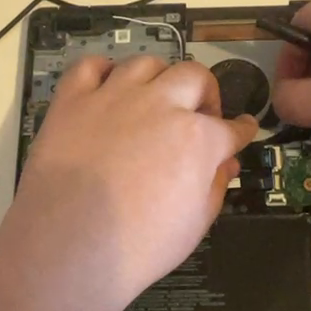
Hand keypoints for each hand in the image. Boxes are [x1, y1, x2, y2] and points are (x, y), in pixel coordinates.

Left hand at [0, 56, 257, 310]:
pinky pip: (90, 66)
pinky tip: (106, 87)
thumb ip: (214, 186)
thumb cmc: (139, 246)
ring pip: (145, 63)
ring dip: (158, 78)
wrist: (69, 247)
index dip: (240, 130)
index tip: (241, 130)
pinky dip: (102, 71)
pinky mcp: (72, 101)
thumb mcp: (194, 225)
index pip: (231, 127)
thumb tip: (225, 163)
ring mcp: (113, 97)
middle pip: (194, 76)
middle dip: (205, 92)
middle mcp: (160, 104)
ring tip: (153, 98)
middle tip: (198, 115)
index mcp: (197, 137)